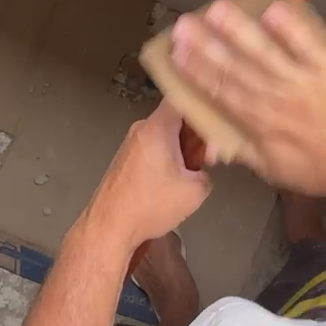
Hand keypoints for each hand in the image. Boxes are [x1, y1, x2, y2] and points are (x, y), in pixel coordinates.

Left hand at [76, 103, 211, 253]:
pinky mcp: (125, 159)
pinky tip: (171, 182)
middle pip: (176, 118)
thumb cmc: (151, 204)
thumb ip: (208, 172)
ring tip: (189, 176)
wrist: (108, 228)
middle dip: (196, 136)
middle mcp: (142, 128)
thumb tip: (202, 170)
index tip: (217, 126)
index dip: (204, 107)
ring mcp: (131, 143)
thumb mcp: (196, 191)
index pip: (183, 98)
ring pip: (166, 134)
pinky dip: (167, 158)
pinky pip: (153, 147)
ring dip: (182, 149)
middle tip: (208, 160)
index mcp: (158, 126)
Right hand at [169, 0, 325, 198]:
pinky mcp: (325, 67)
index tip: (176, 52)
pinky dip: (289, 27)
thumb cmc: (316, 169)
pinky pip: (304, 44)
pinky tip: (273, 9)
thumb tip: (210, 145)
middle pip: (234, 66)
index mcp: (259, 120)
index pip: (220, 90)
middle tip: (185, 25)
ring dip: (239, 30)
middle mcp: (274, 95)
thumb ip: (239, 152)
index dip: (195, 70)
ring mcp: (300, 78)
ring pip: (263, 50)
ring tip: (218, 10)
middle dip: (207, 45)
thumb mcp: (271, 169)